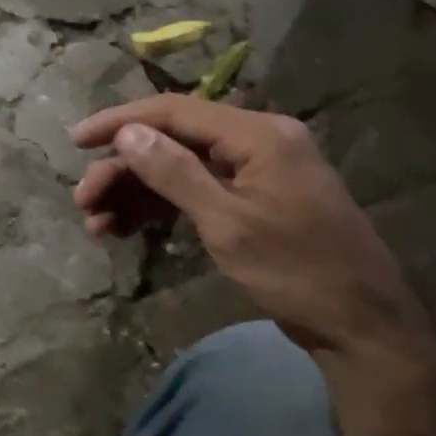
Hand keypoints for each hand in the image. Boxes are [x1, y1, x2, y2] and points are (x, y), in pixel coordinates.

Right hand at [70, 95, 424, 352]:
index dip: (120, 122)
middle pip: (171, 142)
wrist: (360, 324)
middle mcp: (256, 143)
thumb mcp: (227, 223)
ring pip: (177, 169)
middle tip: (83, 202)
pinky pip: (195, 191)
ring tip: (97, 226)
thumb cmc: (296, 270)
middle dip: (123, 171)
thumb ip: (175, 173)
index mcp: (258, 136)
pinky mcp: (252, 201)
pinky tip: (125, 229)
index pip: (175, 112)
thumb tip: (127, 134)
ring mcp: (255, 173)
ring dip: (135, 193)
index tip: (75, 140)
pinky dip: (159, 208)